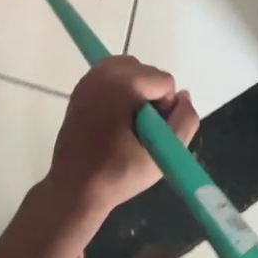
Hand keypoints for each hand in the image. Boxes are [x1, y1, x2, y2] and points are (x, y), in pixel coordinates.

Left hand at [46, 56, 201, 213]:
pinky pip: (112, 75)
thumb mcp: (162, 153)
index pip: (165, 81)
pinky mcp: (82, 86)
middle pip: (147, 71)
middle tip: (141, 131)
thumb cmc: (117, 173)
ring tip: (129, 126)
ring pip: (130, 70)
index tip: (152, 133)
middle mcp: (104, 71)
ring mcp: (90, 77)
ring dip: (137, 92)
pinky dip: (120, 90)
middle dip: (151, 97)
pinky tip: (114, 120)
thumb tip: (184, 96)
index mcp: (123, 83)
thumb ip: (184, 122)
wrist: (73, 187)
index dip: (166, 109)